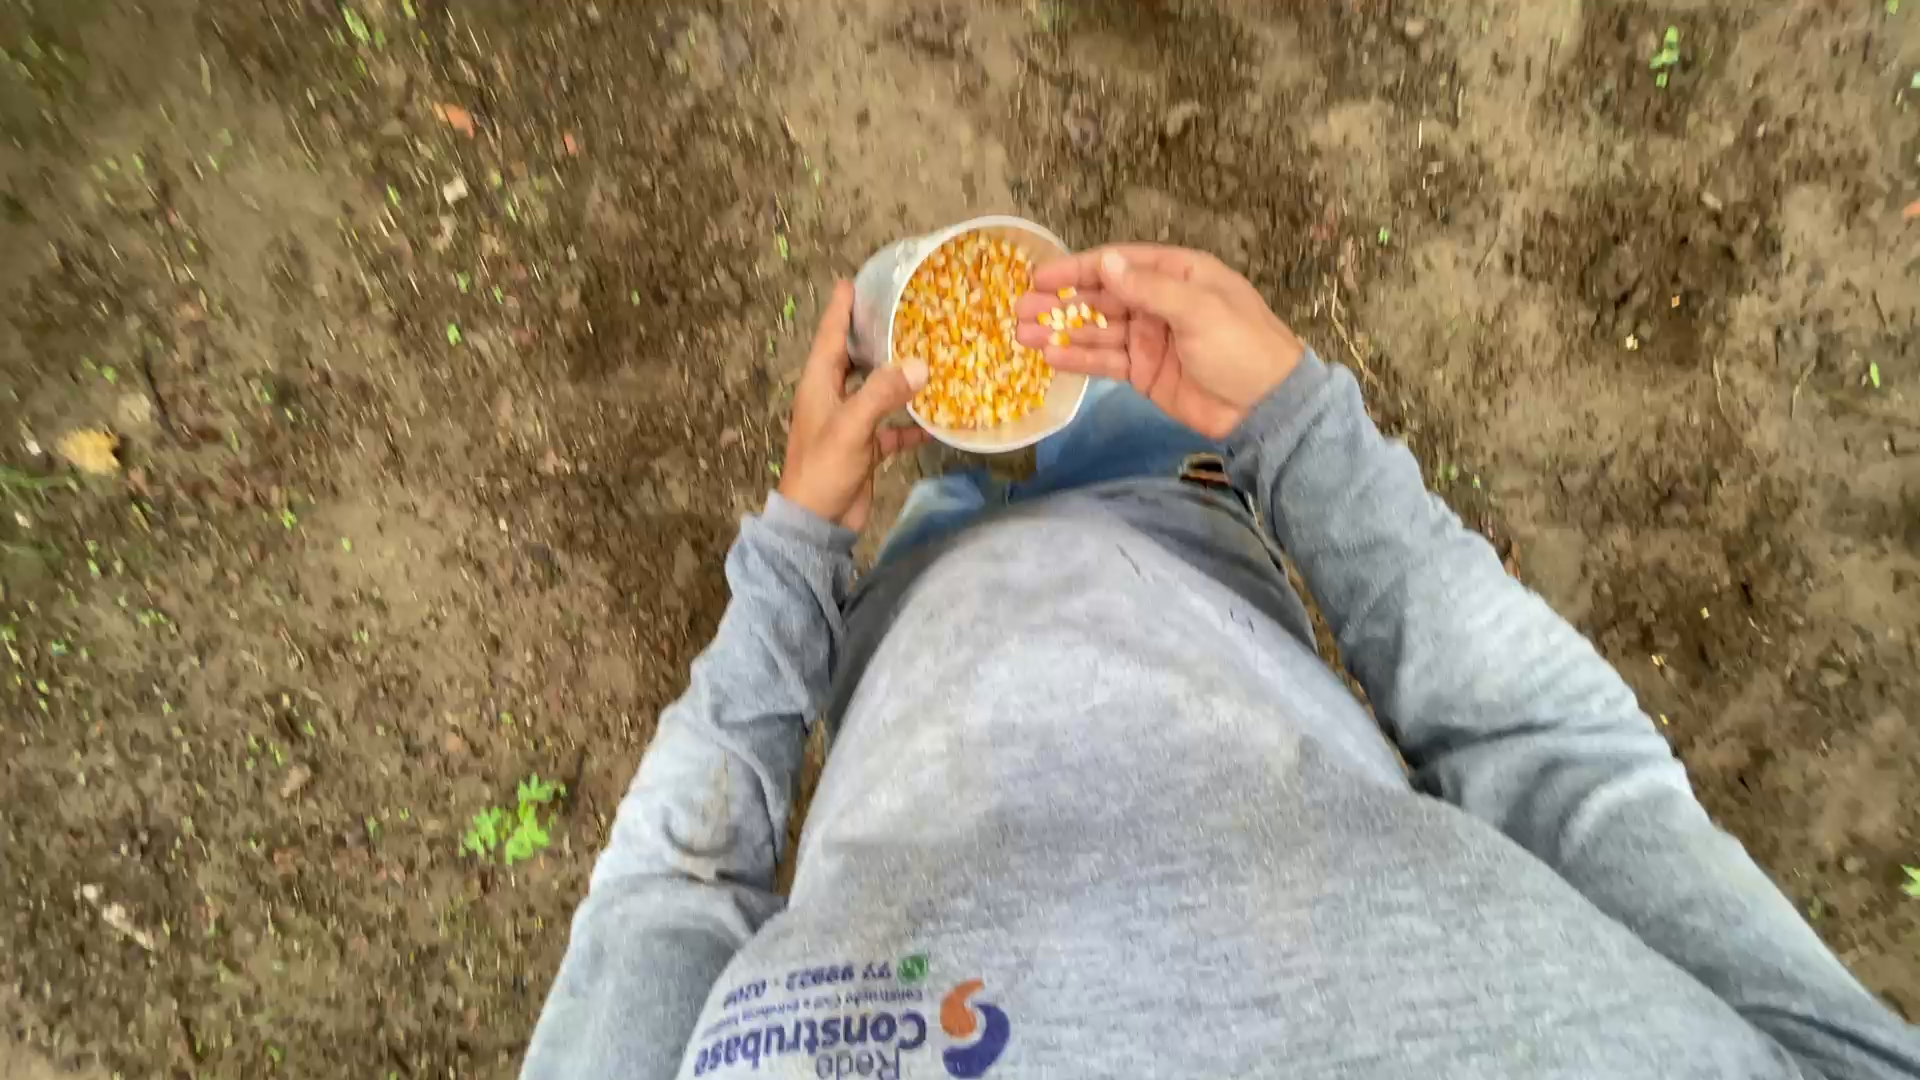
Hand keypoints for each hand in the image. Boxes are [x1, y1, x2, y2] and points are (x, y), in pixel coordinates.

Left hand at [778, 281, 930, 530]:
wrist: (818, 522)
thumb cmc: (824, 468)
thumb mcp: (851, 426)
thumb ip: (883, 393)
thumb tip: (921, 365)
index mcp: (819, 383)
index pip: (831, 335)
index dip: (842, 308)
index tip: (855, 280)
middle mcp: (833, 397)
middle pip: (856, 358)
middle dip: (877, 337)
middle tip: (905, 313)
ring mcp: (851, 423)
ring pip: (878, 391)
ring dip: (900, 378)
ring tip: (929, 356)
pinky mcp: (866, 447)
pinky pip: (892, 428)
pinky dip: (911, 424)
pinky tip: (937, 419)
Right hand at [1015, 245, 1305, 438]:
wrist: (1264, 408)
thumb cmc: (1242, 348)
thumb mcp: (1199, 310)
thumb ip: (1150, 289)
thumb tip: (1105, 263)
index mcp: (1178, 275)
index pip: (1119, 265)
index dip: (1079, 270)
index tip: (1041, 277)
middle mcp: (1158, 303)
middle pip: (1101, 299)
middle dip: (1060, 304)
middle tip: (1020, 310)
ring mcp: (1148, 340)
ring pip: (1096, 332)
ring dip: (1061, 333)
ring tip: (1023, 336)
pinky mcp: (1143, 373)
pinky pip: (1105, 363)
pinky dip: (1079, 360)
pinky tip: (1051, 358)